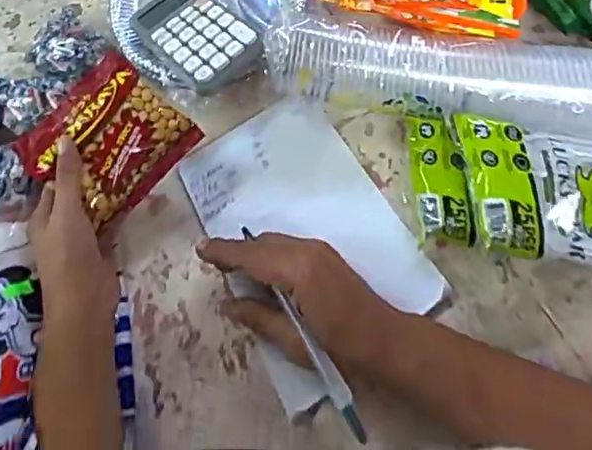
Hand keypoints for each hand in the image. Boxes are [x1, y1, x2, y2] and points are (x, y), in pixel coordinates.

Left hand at [29, 139, 118, 321]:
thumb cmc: (68, 255)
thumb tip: (64, 139)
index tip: (86, 139)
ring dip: (105, 190)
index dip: (66, 163)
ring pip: (93, 207)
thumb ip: (68, 177)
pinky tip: (133, 189)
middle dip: (90, 174)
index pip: (53, 183)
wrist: (86, 306)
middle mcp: (59, 225)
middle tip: (110, 146)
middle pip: (75, 193)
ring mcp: (81, 238)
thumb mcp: (66, 211)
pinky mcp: (100, 249)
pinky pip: (109, 222)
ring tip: (124, 160)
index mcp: (43, 217)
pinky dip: (118, 209)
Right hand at [197, 233, 394, 365]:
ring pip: (272, 242)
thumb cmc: (342, 349)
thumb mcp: (295, 341)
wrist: (390, 343)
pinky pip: (286, 245)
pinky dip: (269, 254)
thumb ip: (257, 318)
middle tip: (217, 269)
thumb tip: (227, 304)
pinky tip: (266, 273)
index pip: (249, 256)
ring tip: (238, 272)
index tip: (200, 248)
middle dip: (237, 253)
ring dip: (253, 253)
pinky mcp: (323, 252)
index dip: (223, 252)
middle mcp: (304, 249)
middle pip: (259, 244)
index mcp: (296, 269)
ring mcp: (316, 248)